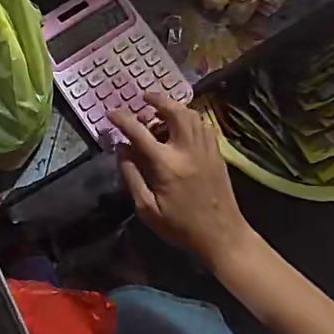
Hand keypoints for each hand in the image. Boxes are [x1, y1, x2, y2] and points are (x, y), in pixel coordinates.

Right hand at [109, 93, 256, 267]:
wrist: (222, 235)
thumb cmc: (180, 226)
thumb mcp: (147, 209)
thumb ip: (131, 176)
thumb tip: (120, 149)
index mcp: (166, 165)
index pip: (140, 133)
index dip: (123, 120)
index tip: (112, 113)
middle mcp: (187, 150)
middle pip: (174, 111)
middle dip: (158, 99)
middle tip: (144, 97)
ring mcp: (205, 149)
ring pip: (191, 114)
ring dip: (175, 106)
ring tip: (161, 110)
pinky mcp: (217, 153)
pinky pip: (203, 125)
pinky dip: (191, 118)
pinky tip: (182, 125)